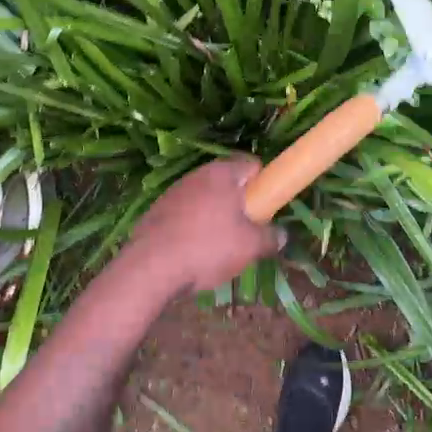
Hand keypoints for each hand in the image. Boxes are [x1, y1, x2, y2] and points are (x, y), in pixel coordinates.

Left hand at [127, 156, 285, 294]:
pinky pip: (184, 213)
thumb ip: (270, 238)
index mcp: (223, 173)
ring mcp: (174, 191)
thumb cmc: (207, 247)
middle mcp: (198, 174)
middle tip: (245, 231)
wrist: (149, 267)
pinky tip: (192, 253)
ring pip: (205, 198)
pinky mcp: (157, 210)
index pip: (252, 164)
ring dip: (214, 216)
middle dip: (238, 203)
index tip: (265, 208)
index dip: (264, 184)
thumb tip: (282, 235)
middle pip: (228, 182)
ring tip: (217, 247)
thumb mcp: (250, 247)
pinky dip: (192, 227)